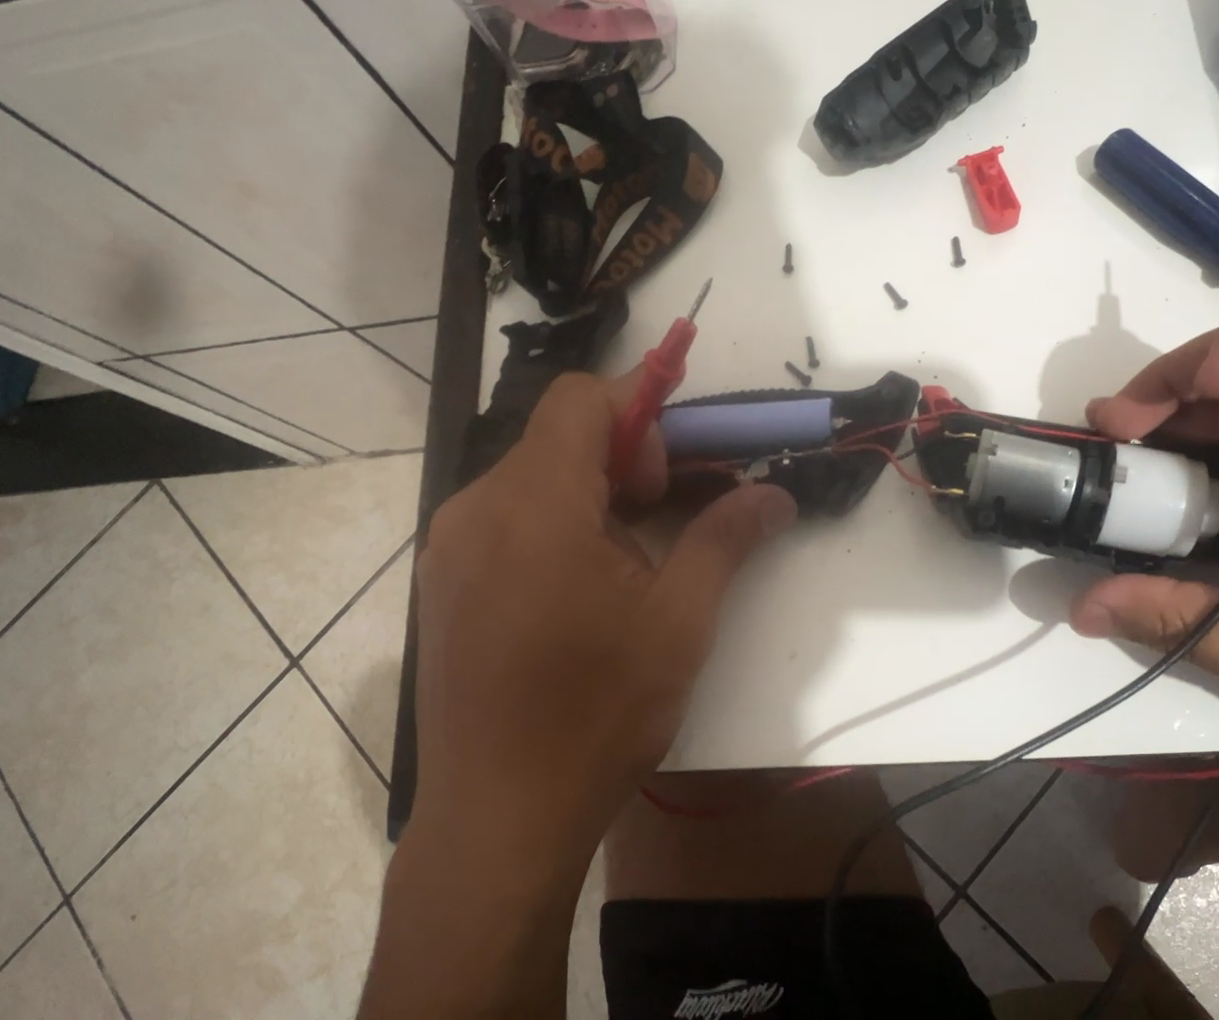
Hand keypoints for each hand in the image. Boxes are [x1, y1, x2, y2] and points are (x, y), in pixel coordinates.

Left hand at [410, 372, 797, 840]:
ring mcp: (449, 549)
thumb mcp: (679, 622)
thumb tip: (775, 496)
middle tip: (665, 521)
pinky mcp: (442, 585)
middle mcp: (476, 509)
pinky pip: (503, 521)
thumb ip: (725, 539)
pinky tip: (579, 595)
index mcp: (534, 503)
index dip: (640, 409)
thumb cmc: (596, 715)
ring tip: (628, 567)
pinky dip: (553, 527)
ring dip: (591, 496)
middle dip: (624, 459)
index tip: (678, 468)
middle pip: (557, 438)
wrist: (499, 818)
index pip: (581, 399)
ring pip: (531, 480)